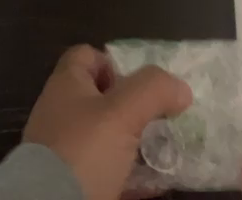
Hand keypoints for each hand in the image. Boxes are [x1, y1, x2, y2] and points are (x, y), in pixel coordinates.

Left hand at [22, 45, 191, 199]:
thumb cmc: (82, 150)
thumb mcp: (121, 112)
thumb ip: (152, 91)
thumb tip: (180, 87)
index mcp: (65, 84)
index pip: (87, 56)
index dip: (114, 63)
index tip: (139, 85)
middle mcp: (61, 113)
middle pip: (101, 100)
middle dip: (133, 108)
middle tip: (162, 120)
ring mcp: (65, 150)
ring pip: (107, 140)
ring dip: (136, 145)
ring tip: (166, 152)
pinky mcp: (73, 182)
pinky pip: (109, 175)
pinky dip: (132, 178)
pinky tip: (156, 185)